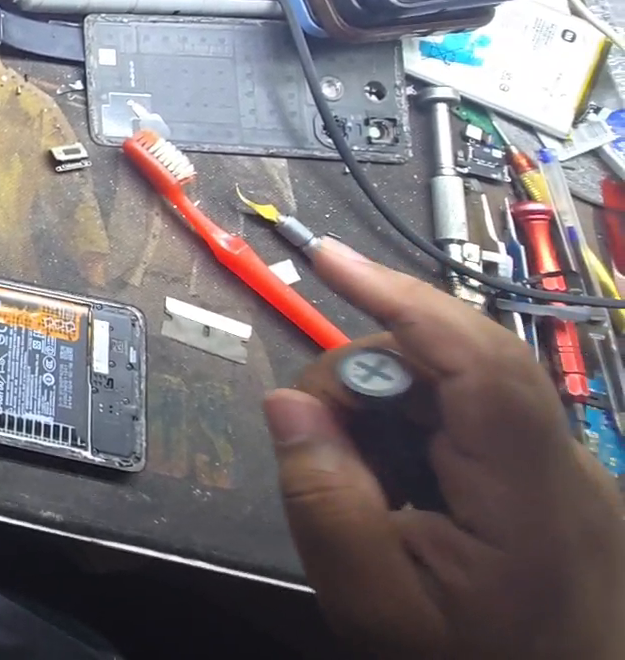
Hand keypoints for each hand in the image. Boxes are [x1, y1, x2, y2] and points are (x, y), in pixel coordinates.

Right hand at [265, 240, 624, 659]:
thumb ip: (323, 497)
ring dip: (378, 407)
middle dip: (360, 377)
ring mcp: (566, 474)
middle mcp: (568, 471)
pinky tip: (389, 476)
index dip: (404, 300)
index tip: (328, 258)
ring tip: (359, 476)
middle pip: (449, 365)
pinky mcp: (551, 480)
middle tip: (315, 439)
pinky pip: (464, 415)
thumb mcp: (370, 598)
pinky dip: (404, 425)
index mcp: (533, 500)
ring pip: (450, 385)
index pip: (480, 364)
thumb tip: (287, 401)